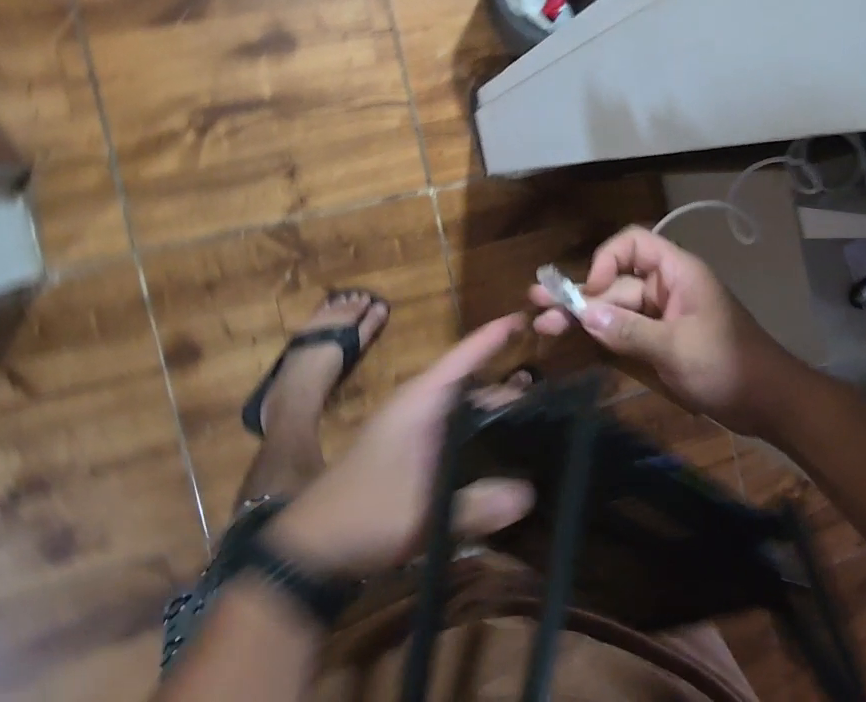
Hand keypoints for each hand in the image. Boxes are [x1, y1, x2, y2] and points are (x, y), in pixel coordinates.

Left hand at [263, 316, 535, 576]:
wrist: (312, 547)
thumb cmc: (366, 514)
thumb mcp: (425, 513)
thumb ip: (479, 504)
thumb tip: (530, 494)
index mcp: (420, 402)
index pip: (463, 357)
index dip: (494, 337)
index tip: (526, 318)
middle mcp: (418, 407)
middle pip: (472, 385)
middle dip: (509, 388)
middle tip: (553, 400)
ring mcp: (413, 430)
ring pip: (464, 410)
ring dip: (495, 414)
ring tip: (538, 425)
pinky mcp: (411, 453)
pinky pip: (455, 431)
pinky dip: (479, 434)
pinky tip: (501, 455)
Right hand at [531, 226, 812, 437]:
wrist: (767, 402)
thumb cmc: (728, 365)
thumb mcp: (677, 348)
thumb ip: (630, 331)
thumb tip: (585, 314)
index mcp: (677, 273)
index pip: (632, 244)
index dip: (606, 260)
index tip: (592, 292)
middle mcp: (665, 289)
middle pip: (615, 282)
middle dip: (579, 295)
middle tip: (536, 305)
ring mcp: (661, 317)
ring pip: (614, 310)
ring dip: (582, 317)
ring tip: (541, 326)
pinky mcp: (659, 343)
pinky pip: (623, 332)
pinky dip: (599, 335)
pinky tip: (570, 340)